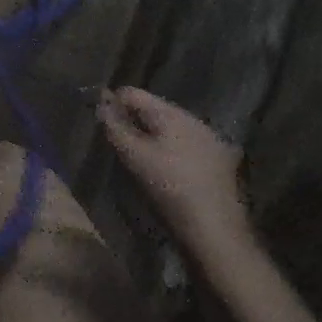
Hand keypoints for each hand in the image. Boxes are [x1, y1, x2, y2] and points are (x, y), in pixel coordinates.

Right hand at [97, 86, 250, 250]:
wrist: (215, 228)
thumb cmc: (169, 187)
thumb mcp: (133, 156)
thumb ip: (114, 126)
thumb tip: (101, 102)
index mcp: (172, 114)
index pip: (133, 93)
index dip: (112, 104)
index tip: (102, 124)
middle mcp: (194, 119)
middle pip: (153, 109)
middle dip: (133, 121)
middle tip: (120, 145)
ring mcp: (210, 139)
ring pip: (170, 127)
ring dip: (152, 136)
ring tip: (141, 158)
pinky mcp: (220, 159)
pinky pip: (185, 143)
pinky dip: (171, 149)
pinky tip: (167, 170)